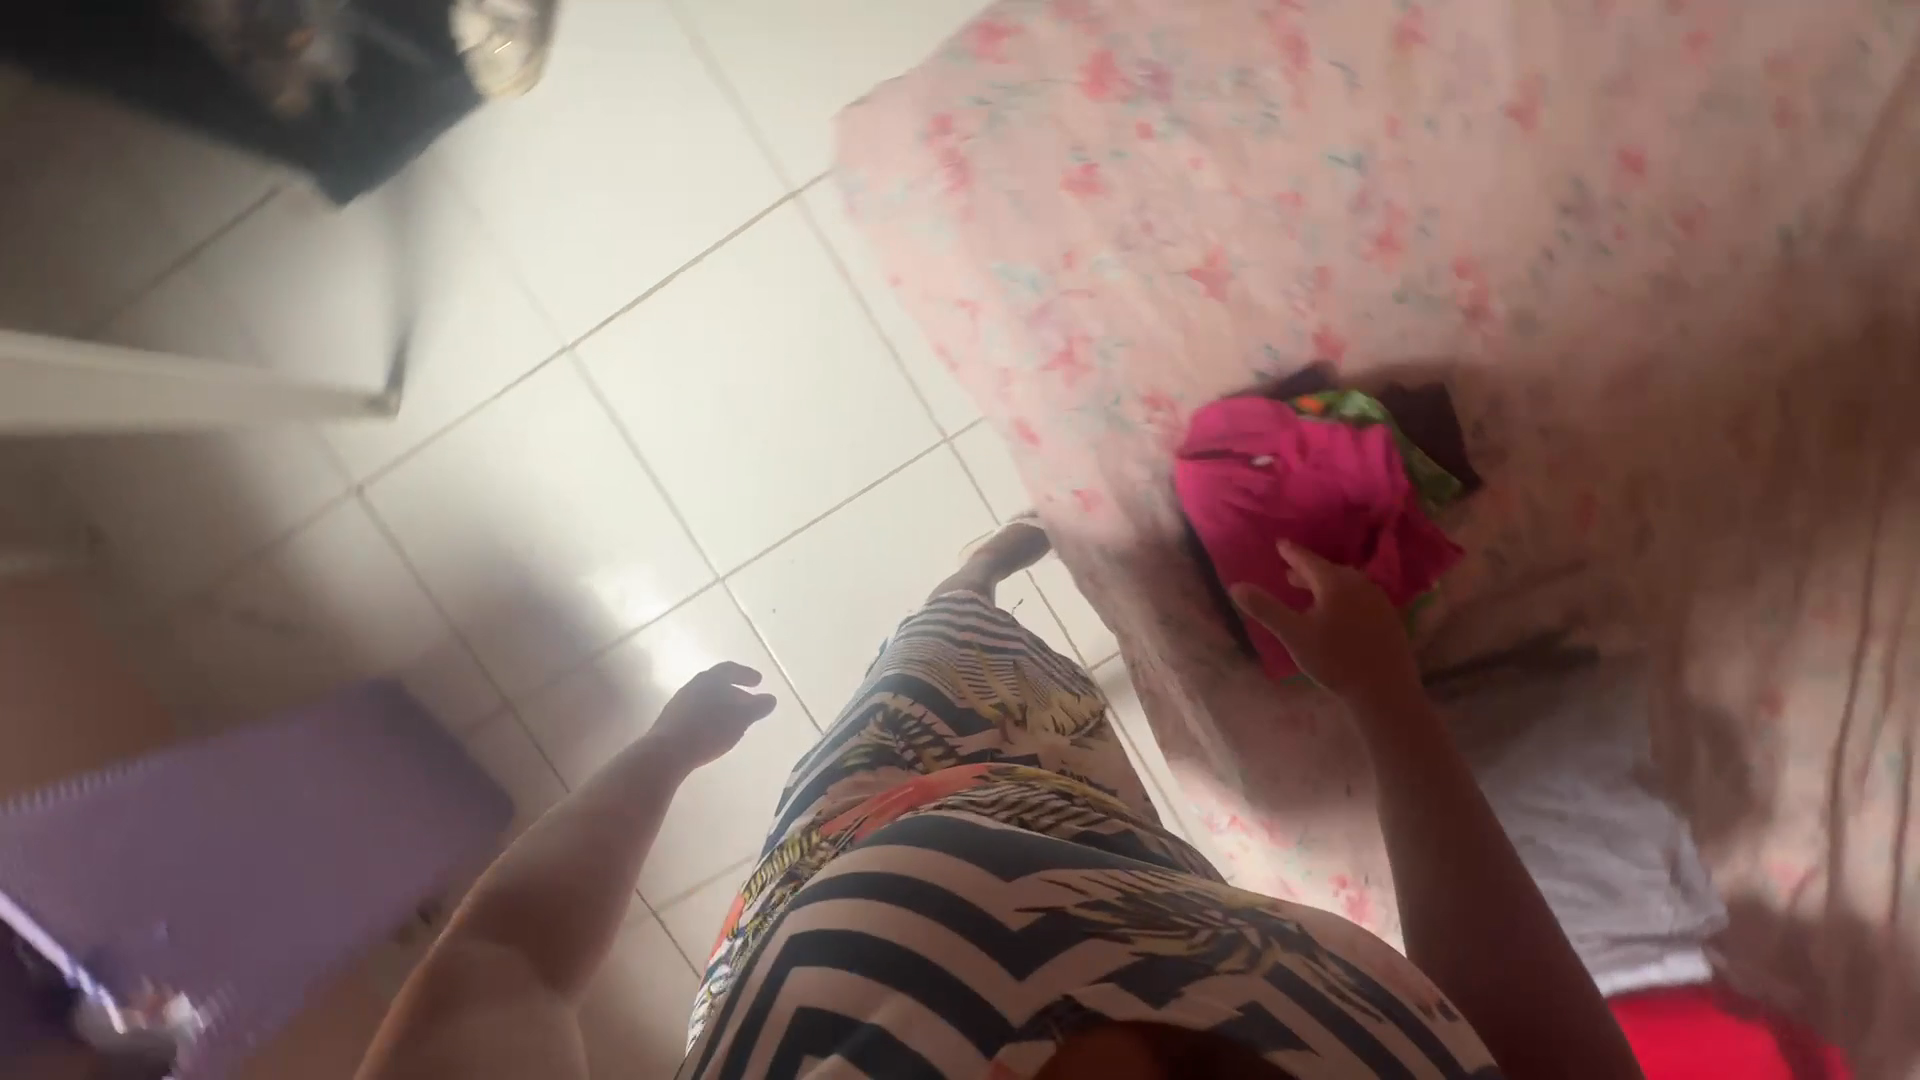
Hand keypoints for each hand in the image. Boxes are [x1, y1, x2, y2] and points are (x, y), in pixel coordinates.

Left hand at [643, 662, 777, 771]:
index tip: (758, 681)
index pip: (730, 669)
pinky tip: (714, 731)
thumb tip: (771, 698)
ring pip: (706, 699)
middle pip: (717, 684)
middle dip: (735, 692)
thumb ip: (757, 707)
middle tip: (749, 703)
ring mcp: (679, 704)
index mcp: (709, 680)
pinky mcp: (671, 722)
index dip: (745, 674)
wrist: (666, 753)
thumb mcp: (740, 719)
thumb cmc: (708, 730)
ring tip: (734, 720)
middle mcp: (693, 687)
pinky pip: (697, 712)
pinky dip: (710, 716)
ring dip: (722, 706)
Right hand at [1229, 541, 1422, 709]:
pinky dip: (1343, 597)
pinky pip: (1360, 597)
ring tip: (1311, 594)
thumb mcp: (1293, 635)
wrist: (1384, 690)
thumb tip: (1236, 586)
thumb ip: (1265, 608)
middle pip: (1329, 570)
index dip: (1291, 552)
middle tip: (1290, 573)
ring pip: (1346, 583)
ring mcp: (1378, 600)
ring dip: (1326, 584)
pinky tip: (1338, 613)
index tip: (1280, 544)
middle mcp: (1359, 584)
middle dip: (1307, 570)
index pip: (1308, 560)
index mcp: (1334, 583)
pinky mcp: (1389, 618)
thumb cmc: (1334, 660)